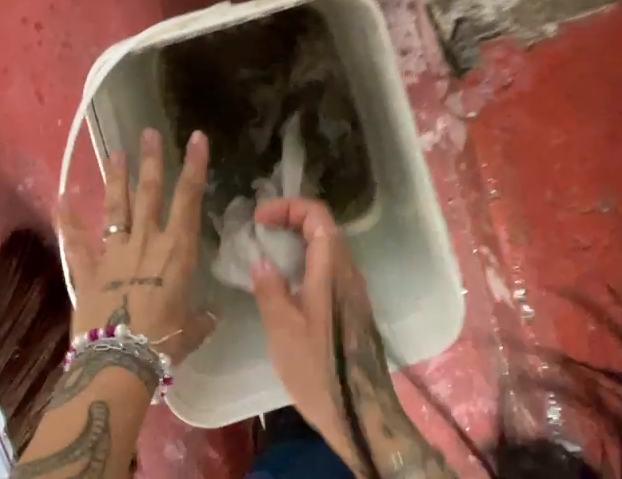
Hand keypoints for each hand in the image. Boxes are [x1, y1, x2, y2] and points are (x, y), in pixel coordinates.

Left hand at [57, 128, 215, 362]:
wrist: (118, 361)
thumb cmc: (163, 343)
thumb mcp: (191, 330)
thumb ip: (201, 318)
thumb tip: (213, 317)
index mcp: (177, 249)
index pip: (189, 197)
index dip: (195, 165)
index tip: (196, 137)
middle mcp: (146, 241)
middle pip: (149, 192)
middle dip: (151, 160)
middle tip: (149, 133)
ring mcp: (114, 253)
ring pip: (117, 207)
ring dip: (117, 178)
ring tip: (116, 151)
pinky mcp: (87, 270)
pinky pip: (77, 240)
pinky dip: (69, 218)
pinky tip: (62, 196)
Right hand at [248, 198, 364, 458]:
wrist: (361, 414)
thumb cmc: (319, 372)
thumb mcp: (283, 332)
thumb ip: (271, 290)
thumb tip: (261, 260)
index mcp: (332, 270)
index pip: (317, 216)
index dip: (289, 207)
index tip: (260, 218)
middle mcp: (348, 272)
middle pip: (324, 227)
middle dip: (291, 219)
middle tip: (261, 230)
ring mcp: (354, 289)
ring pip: (328, 247)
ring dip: (299, 240)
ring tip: (268, 252)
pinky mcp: (353, 306)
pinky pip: (330, 267)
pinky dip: (306, 260)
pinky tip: (286, 281)